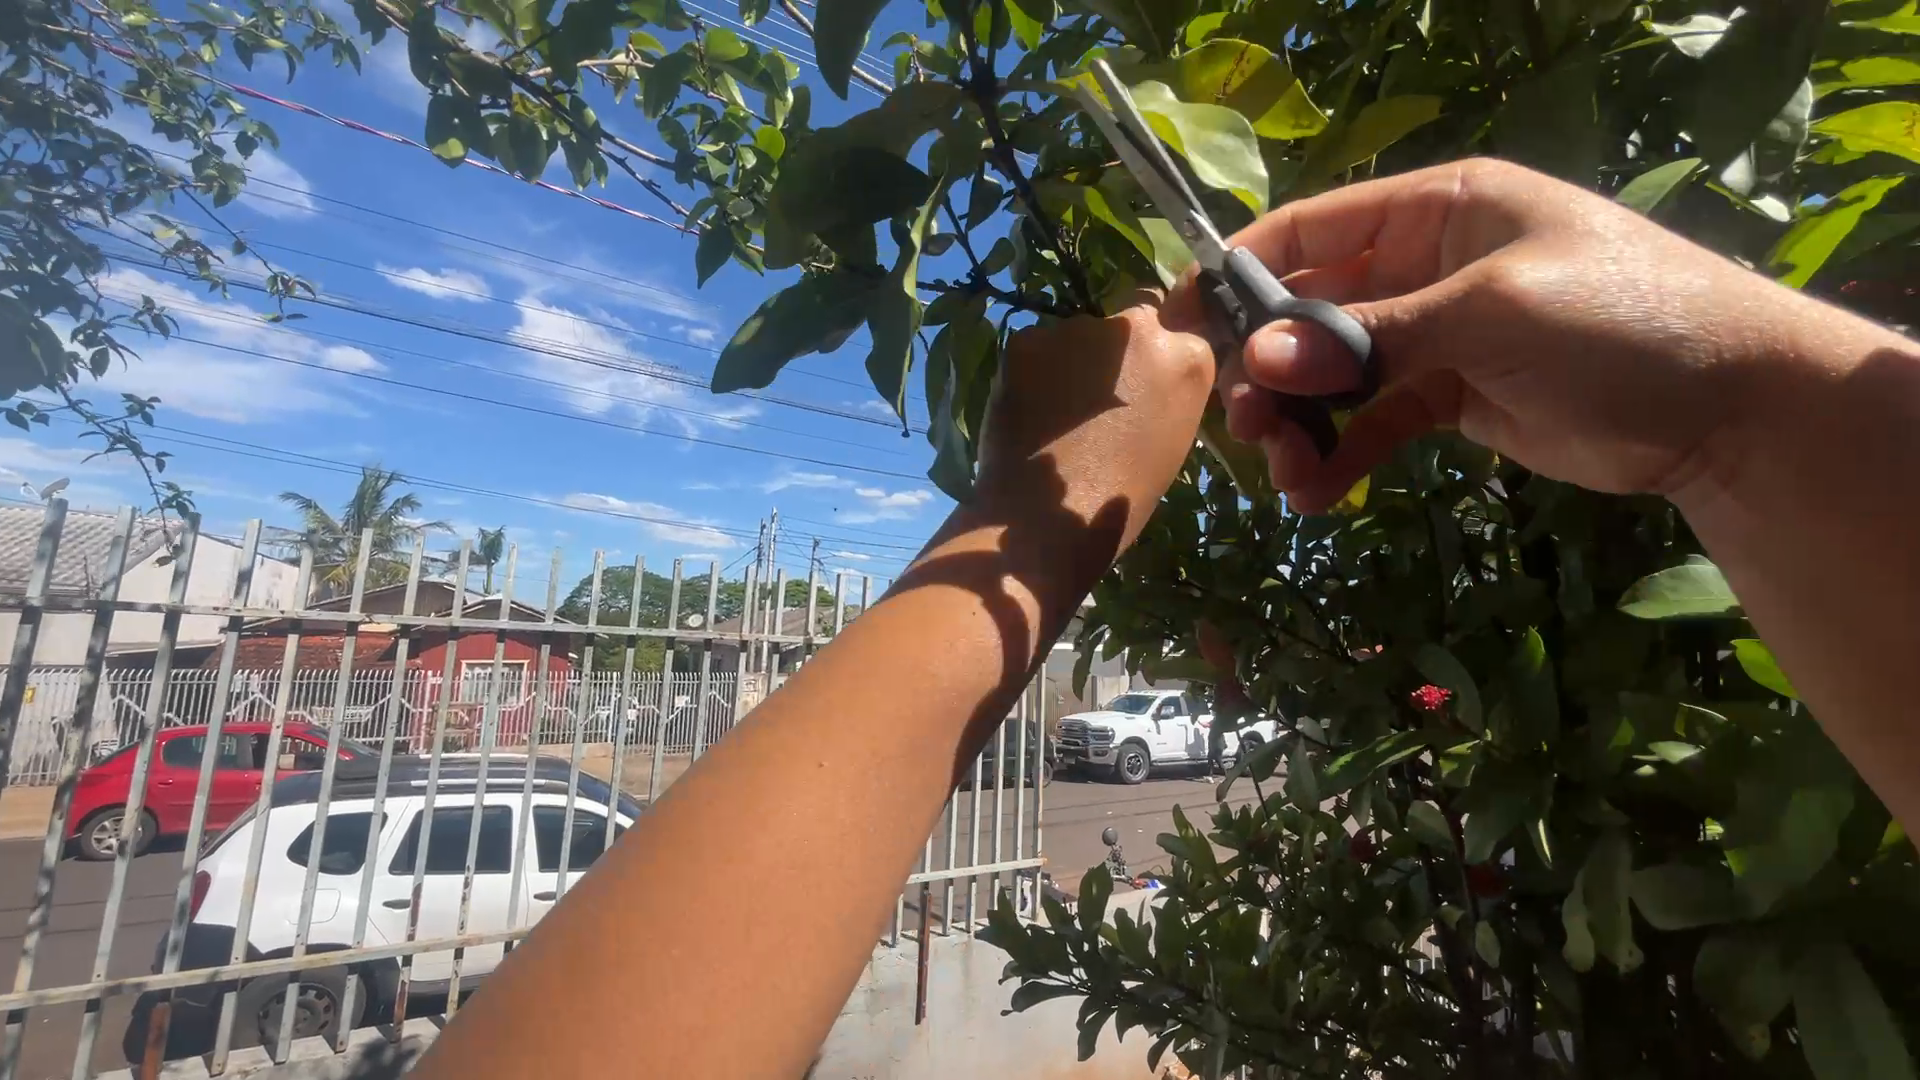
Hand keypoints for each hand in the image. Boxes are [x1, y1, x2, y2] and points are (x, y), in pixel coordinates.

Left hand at [975, 290, 1213, 542]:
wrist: (1045, 520)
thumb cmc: (1117, 501)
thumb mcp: (1170, 442)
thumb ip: (1165, 393)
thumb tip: (1146, 379)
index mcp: (1187, 359)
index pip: (1179, 331)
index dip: (1155, 361)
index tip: (1139, 388)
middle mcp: (1138, 327)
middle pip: (1131, 320)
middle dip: (1118, 349)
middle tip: (1094, 396)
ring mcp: (1078, 329)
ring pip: (1077, 335)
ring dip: (1071, 360)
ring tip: (1054, 412)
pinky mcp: (1027, 340)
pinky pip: (1036, 349)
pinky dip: (1032, 372)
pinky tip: (1026, 411)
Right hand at [1172, 158, 1823, 511]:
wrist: (1731, 413)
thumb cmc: (1620, 322)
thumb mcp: (1488, 313)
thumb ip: (1367, 337)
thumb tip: (1256, 360)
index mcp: (1431, 212)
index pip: (1308, 231)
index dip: (1240, 274)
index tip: (1184, 325)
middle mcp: (1417, 268)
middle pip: (1305, 315)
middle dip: (1267, 373)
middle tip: (1244, 426)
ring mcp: (1424, 336)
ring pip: (1327, 377)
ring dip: (1297, 426)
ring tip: (1286, 473)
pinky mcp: (1436, 395)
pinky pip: (1366, 422)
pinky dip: (1339, 456)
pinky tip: (1317, 495)